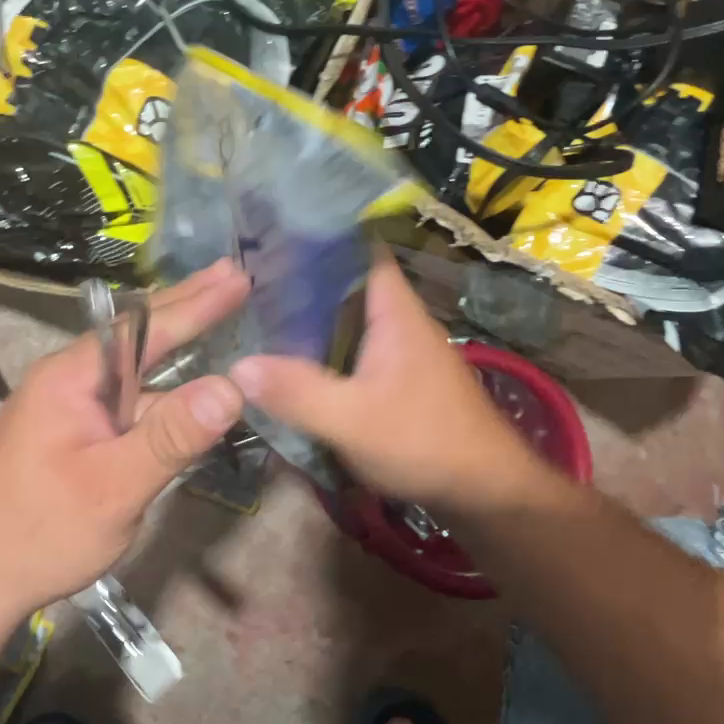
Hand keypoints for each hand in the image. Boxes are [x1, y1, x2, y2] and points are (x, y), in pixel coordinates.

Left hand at [0, 261, 250, 622]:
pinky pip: (121, 401)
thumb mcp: (115, 488)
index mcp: (68, 378)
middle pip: (135, 337)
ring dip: (175, 349)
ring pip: (130, 372)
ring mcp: (62, 406)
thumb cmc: (43, 534)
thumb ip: (171, 437)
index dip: (196, 304)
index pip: (143, 329)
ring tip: (217, 318)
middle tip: (233, 275)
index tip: (238, 276)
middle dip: (186, 306)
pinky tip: (183, 389)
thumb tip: (230, 387)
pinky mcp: (66, 433)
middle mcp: (63, 380)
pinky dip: (158, 389)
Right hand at [228, 254, 549, 511]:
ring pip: (350, 318)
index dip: (319, 235)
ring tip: (257, 312)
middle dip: (302, 277)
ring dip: (312, 316)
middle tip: (246, 277)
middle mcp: (401, 322)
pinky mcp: (401, 380)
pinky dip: (325, 347)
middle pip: (348, 283)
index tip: (270, 231)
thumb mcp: (352, 420)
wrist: (487, 492)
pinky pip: (355, 348)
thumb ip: (297, 391)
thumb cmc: (425, 442)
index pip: (360, 249)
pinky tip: (293, 360)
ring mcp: (404, 351)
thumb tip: (236, 366)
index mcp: (395, 312)